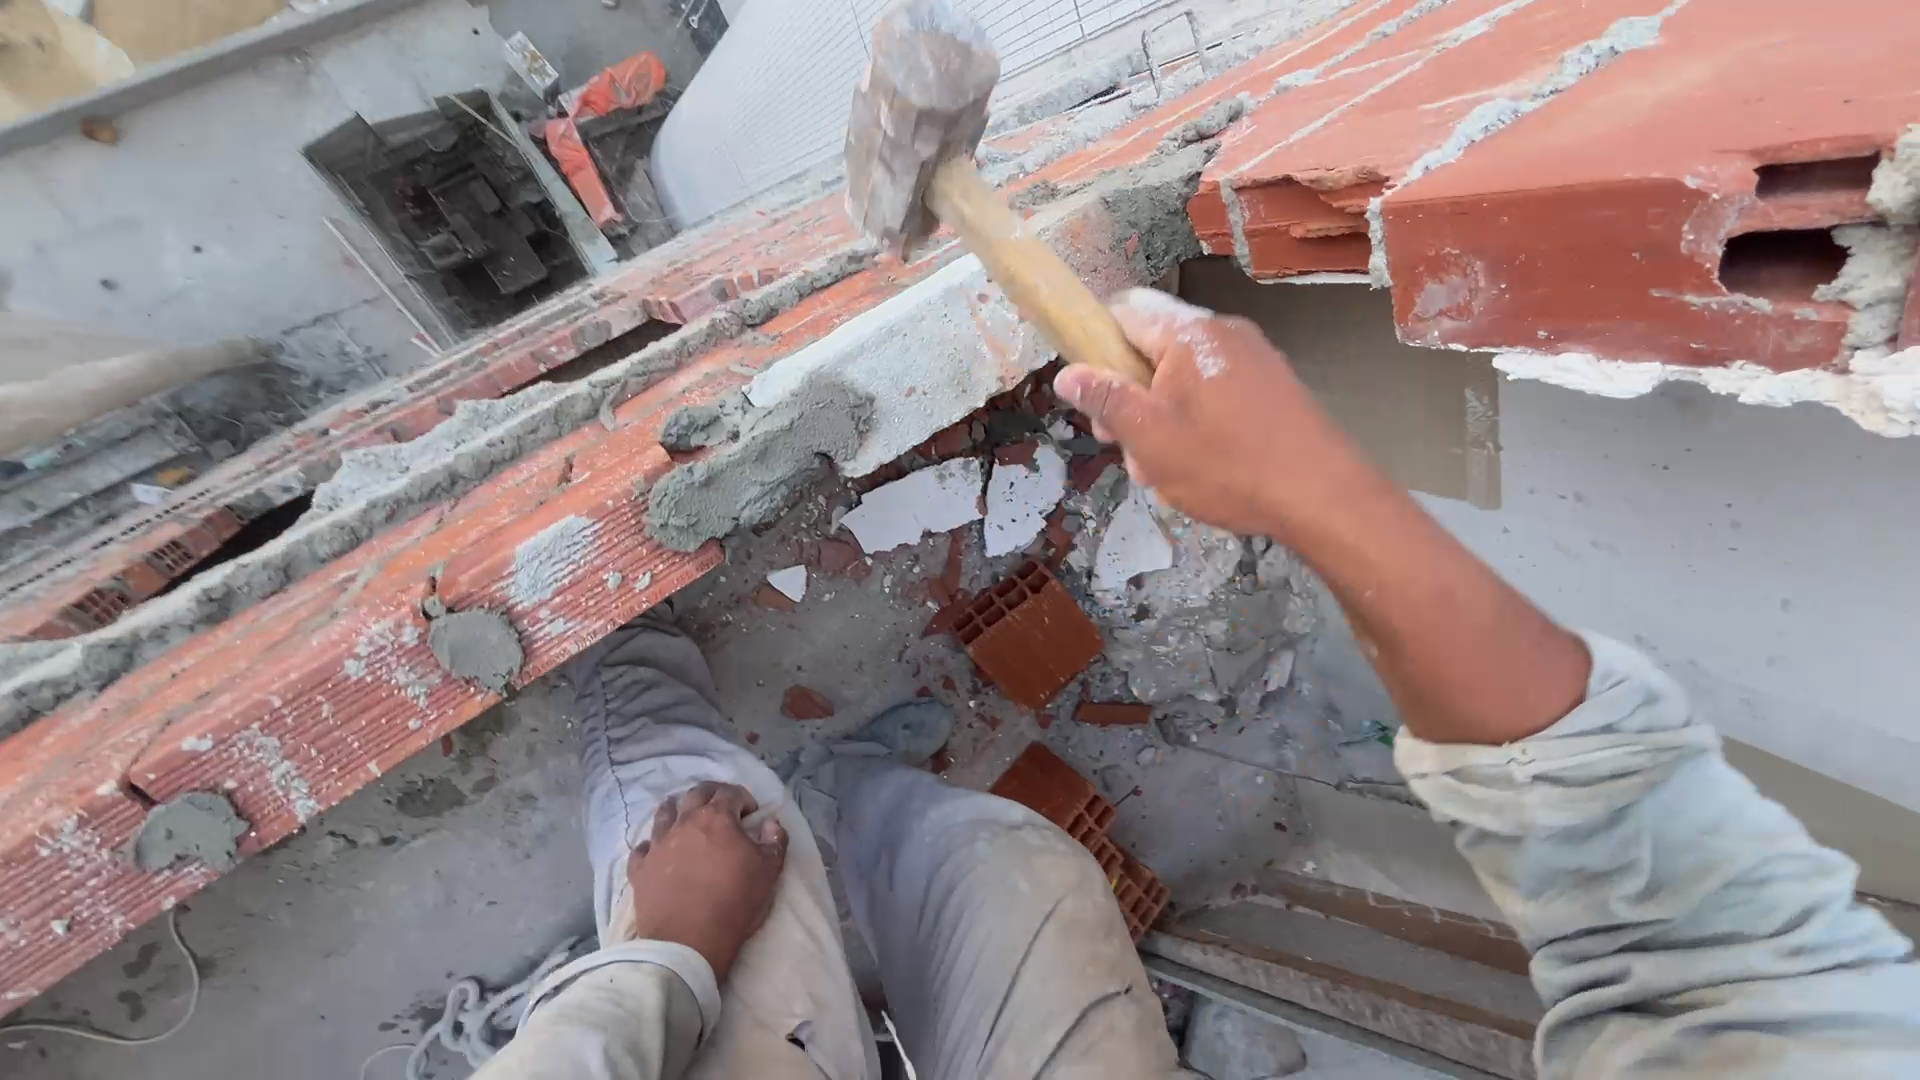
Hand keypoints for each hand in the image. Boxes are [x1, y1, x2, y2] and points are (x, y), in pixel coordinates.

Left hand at [627, 782, 787, 981]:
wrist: (689, 944)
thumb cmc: (734, 903)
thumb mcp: (770, 870)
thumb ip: (775, 839)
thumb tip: (769, 823)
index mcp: (717, 818)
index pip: (730, 792)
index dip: (744, 798)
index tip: (751, 813)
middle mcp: (685, 823)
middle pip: (696, 794)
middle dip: (712, 794)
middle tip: (722, 806)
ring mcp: (659, 845)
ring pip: (664, 813)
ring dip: (676, 808)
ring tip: (683, 814)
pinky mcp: (640, 869)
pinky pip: (642, 848)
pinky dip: (651, 844)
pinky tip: (656, 849)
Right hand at [1054, 288, 1365, 538]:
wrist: (1322, 496)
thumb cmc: (1226, 464)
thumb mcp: (1150, 437)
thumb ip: (1105, 399)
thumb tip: (1067, 373)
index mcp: (1189, 334)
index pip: (1125, 311)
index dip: (1096, 345)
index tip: (1091, 394)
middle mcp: (1224, 332)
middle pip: (1153, 348)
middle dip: (1129, 397)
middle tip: (1124, 447)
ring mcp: (1253, 358)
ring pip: (1182, 378)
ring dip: (1159, 419)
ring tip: (1162, 470)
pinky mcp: (1272, 386)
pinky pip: (1215, 392)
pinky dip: (1194, 423)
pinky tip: (1198, 466)